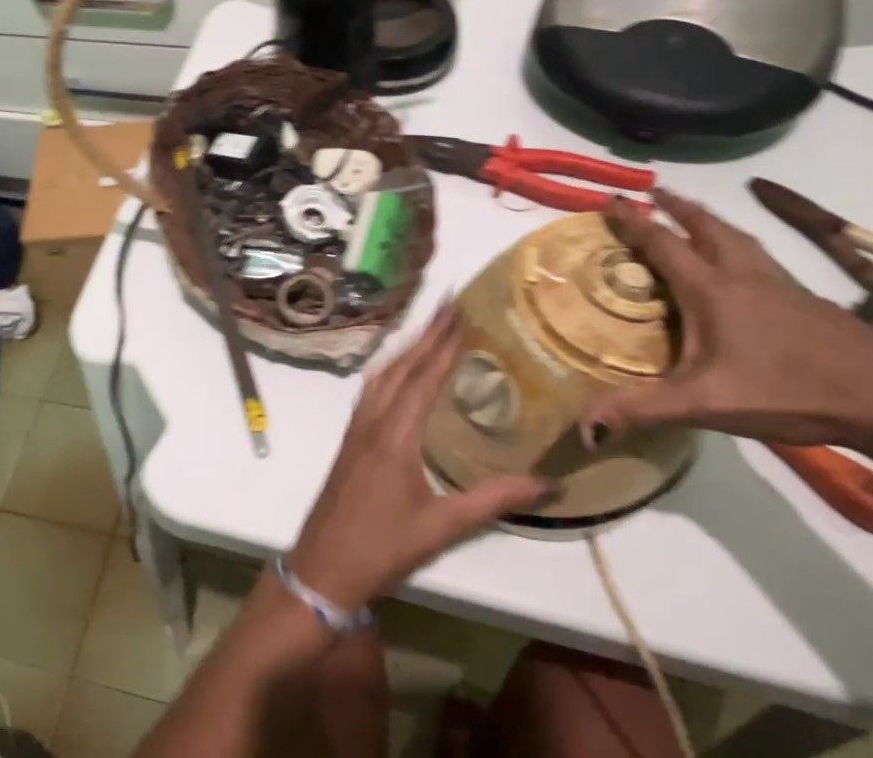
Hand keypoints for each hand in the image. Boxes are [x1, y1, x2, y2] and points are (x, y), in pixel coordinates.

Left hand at [287, 305, 556, 607]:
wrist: (322, 569)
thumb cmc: (383, 548)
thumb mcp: (444, 527)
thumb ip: (495, 500)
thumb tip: (551, 485)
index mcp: (395, 436)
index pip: (423, 378)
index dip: (444, 344)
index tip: (461, 312)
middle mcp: (372, 423)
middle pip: (400, 368)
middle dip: (425, 334)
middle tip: (448, 302)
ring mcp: (355, 431)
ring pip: (380, 376)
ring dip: (405, 348)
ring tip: (428, 326)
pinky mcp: (348, 442)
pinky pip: (369, 391)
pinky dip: (388, 370)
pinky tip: (397, 371)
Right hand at [579, 190, 872, 459]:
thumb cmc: (788, 393)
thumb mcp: (705, 404)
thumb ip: (642, 410)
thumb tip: (583, 427)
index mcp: (713, 291)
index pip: (664, 245)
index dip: (633, 222)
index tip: (610, 199)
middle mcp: (745, 277)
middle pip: (707, 227)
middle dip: (678, 207)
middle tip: (656, 192)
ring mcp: (781, 285)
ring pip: (740, 238)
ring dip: (711, 221)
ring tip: (696, 216)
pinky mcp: (807, 301)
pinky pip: (762, 257)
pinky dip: (739, 245)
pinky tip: (746, 265)